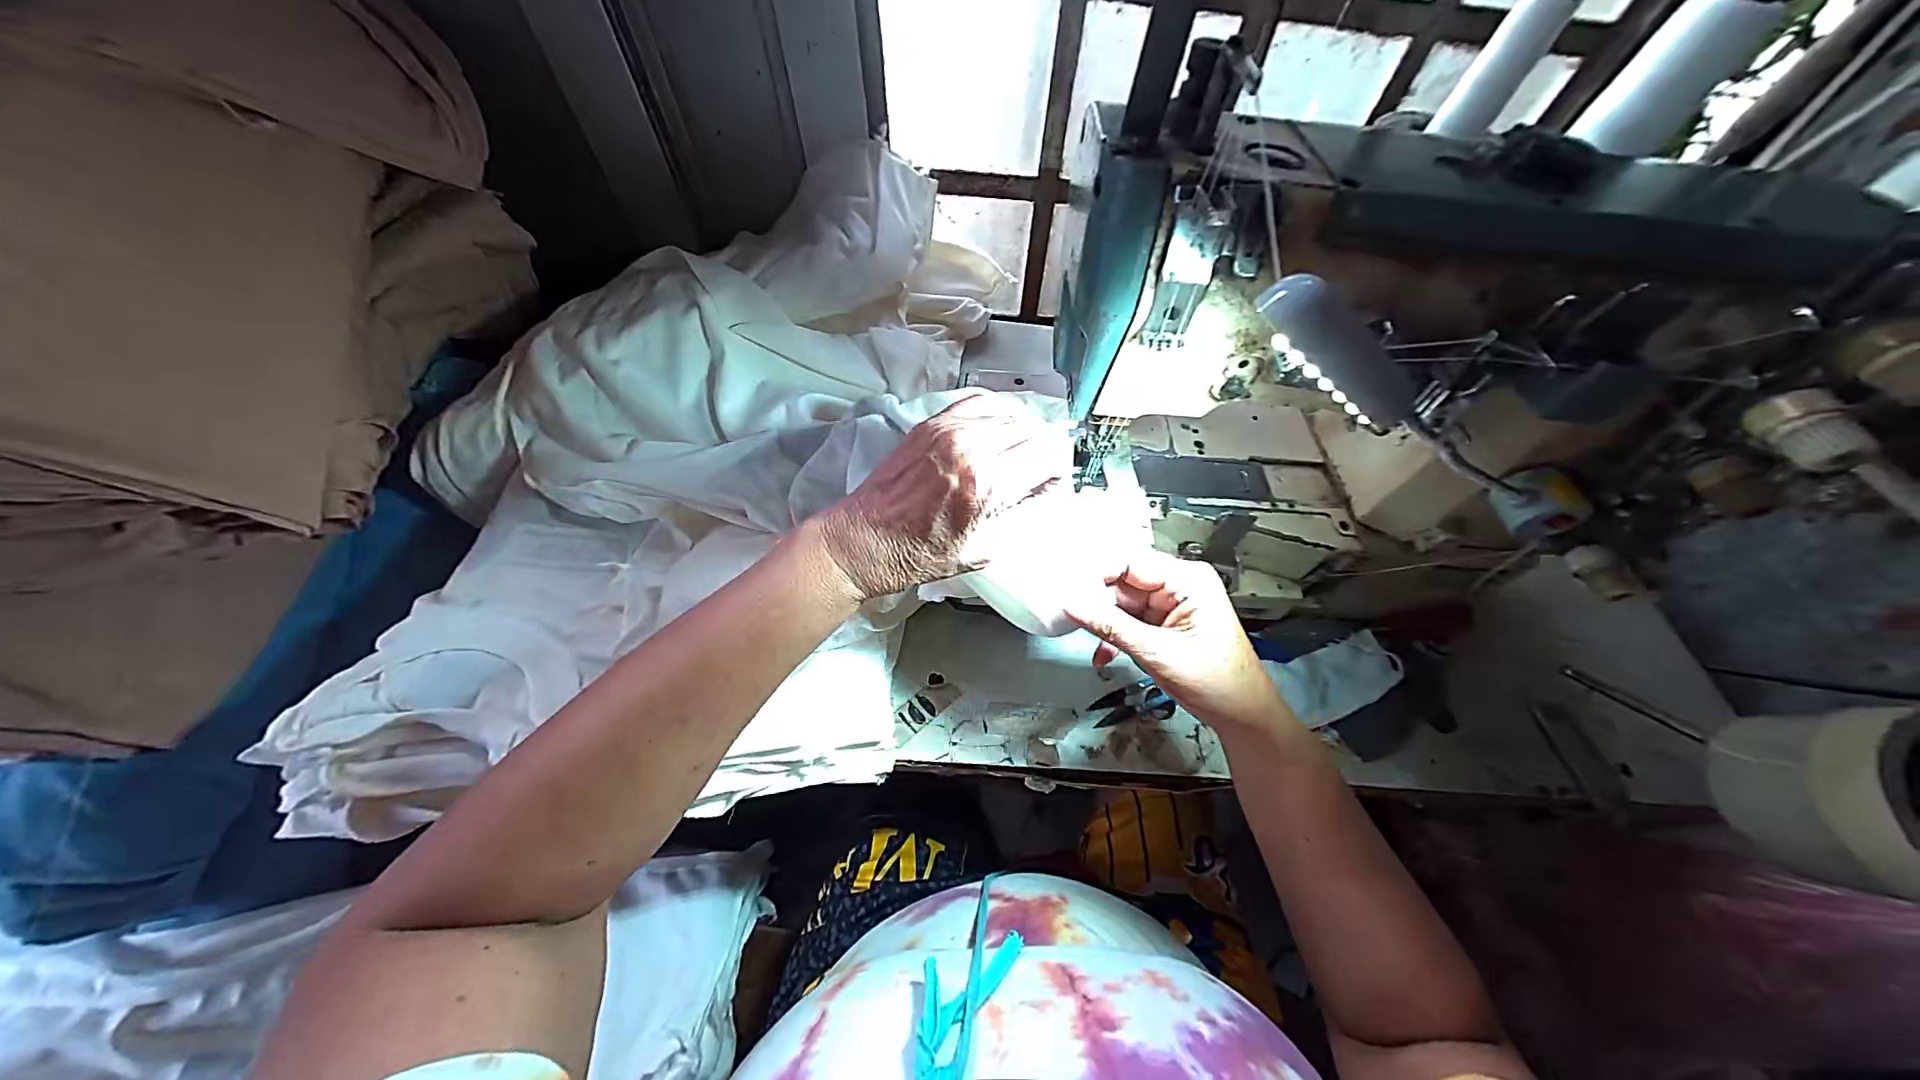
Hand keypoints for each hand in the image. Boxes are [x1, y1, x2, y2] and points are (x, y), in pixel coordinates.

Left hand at [815, 394, 1068, 600]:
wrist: (865, 540)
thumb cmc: (918, 554)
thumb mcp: (983, 550)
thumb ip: (1020, 517)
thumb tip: (1044, 494)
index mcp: (987, 483)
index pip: (1047, 454)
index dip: (1059, 468)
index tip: (1054, 481)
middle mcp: (970, 448)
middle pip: (1030, 430)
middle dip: (1041, 450)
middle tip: (1037, 470)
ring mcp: (948, 431)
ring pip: (1007, 412)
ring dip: (1020, 431)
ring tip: (1016, 453)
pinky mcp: (930, 424)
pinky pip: (976, 402)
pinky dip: (994, 413)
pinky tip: (994, 431)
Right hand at [1064, 549, 1294, 737]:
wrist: (1243, 715)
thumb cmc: (1221, 683)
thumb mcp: (1157, 652)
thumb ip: (1112, 627)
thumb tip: (1076, 606)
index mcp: (1188, 579)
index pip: (1129, 562)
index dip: (1096, 574)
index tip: (1068, 589)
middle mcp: (1179, 585)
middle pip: (1121, 581)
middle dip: (1096, 602)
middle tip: (1069, 615)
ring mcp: (1170, 604)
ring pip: (1121, 603)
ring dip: (1103, 623)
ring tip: (1087, 639)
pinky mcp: (1163, 624)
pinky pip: (1128, 621)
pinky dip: (1113, 636)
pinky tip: (1103, 653)